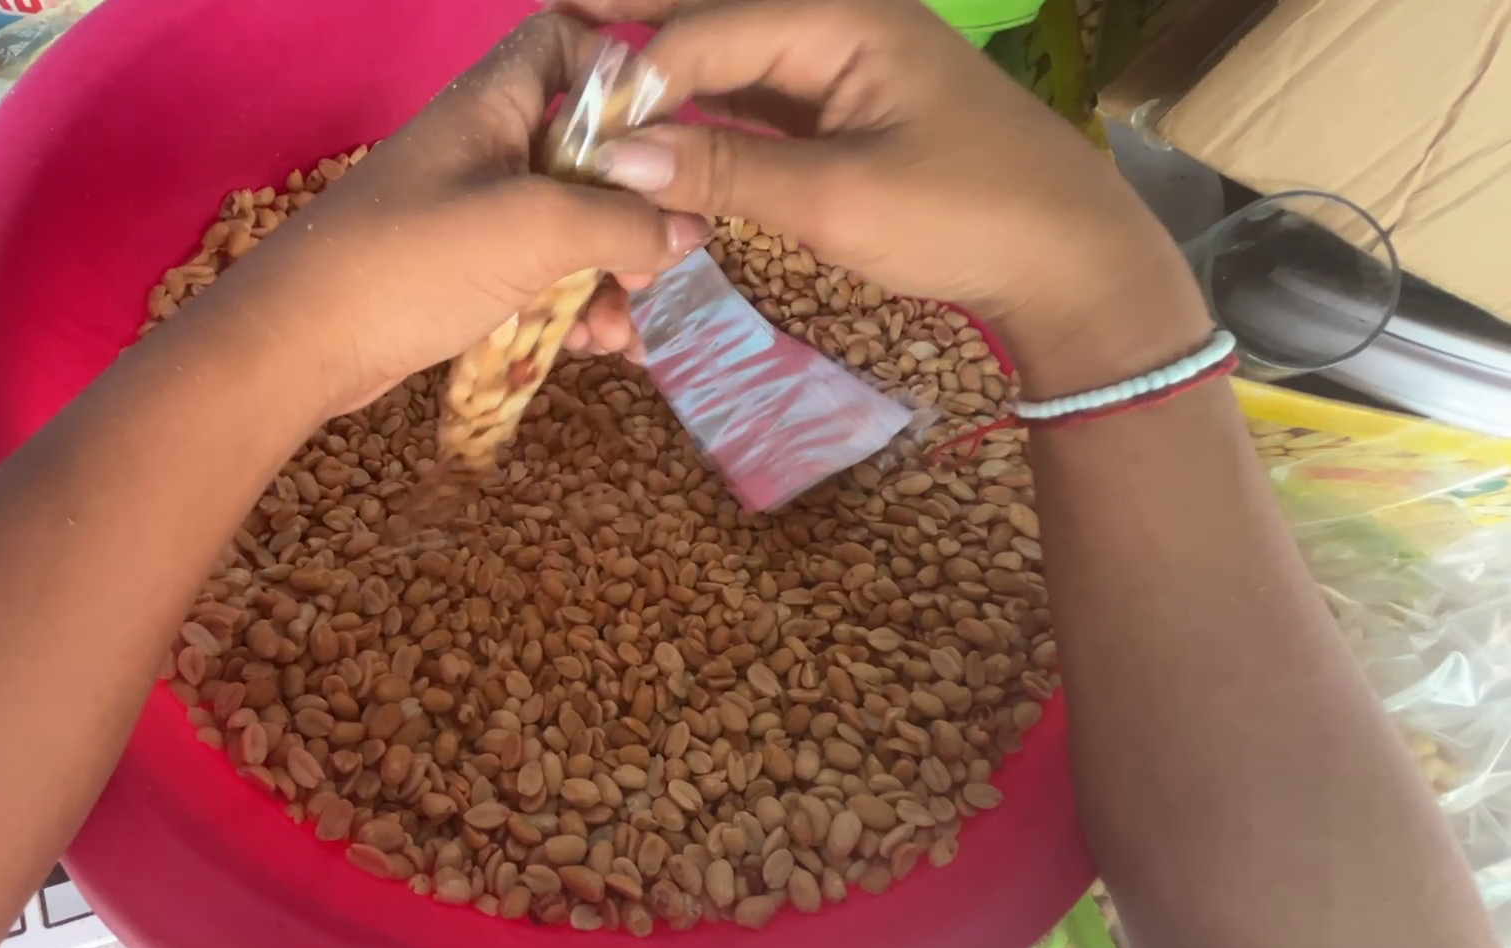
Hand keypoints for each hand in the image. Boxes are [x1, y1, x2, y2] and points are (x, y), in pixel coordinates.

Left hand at [183, 13, 707, 421]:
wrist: (309, 341)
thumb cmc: (417, 262)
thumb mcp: (534, 230)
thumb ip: (621, 223)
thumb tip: (693, 228)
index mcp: (495, 105)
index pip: (566, 47)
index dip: (621, 78)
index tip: (665, 143)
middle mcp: (487, 152)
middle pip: (582, 159)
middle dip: (628, 216)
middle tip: (651, 271)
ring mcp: (474, 218)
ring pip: (564, 232)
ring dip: (602, 283)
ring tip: (621, 336)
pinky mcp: (464, 276)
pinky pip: (534, 280)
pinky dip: (566, 311)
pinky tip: (591, 349)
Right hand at [562, 0, 1211, 396]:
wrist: (1056, 255)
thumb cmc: (957, 218)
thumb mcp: (833, 199)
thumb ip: (723, 171)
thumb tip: (620, 160)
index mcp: (842, 19)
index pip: (708, 31)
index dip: (633, 77)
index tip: (571, 128)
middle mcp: (837, 24)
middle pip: (718, 15)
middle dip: (639, 24)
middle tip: (560, 25)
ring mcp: (841, 67)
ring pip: (734, 56)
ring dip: (669, 70)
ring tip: (596, 75)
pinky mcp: (842, 112)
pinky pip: (758, 99)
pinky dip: (708, 111)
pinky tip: (667, 121)